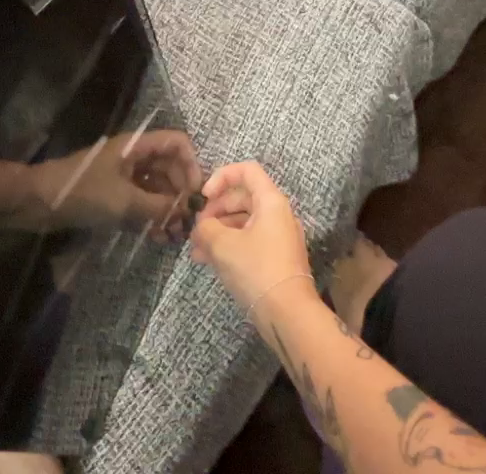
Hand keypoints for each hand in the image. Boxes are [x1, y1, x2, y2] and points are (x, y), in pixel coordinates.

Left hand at [31, 129, 202, 241]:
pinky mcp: (114, 193)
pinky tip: (158, 237)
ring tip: (175, 236)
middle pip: (170, 168)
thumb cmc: (83, 192)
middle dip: (181, 194)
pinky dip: (151, 216)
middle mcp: (134, 157)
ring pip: (157, 187)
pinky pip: (142, 200)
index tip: (196, 195)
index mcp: (137, 146)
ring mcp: (124, 175)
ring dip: (168, 209)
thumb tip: (188, 212)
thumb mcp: (124, 201)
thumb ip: (159, 206)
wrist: (38, 202)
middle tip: (188, 223)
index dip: (192, 166)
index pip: (177, 144)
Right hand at [189, 161, 315, 316]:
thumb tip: (202, 228)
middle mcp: (278, 214)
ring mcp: (278, 237)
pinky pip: (249, 241)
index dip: (221, 177)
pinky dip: (229, 246)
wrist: (288, 313)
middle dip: (215, 211)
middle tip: (197, 230)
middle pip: (242, 197)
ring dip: (218, 232)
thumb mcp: (223, 245)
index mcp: (271, 201)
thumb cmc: (257, 270)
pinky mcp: (275, 258)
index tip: (203, 197)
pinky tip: (209, 262)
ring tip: (197, 252)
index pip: (246, 171)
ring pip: (243, 222)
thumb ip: (206, 228)